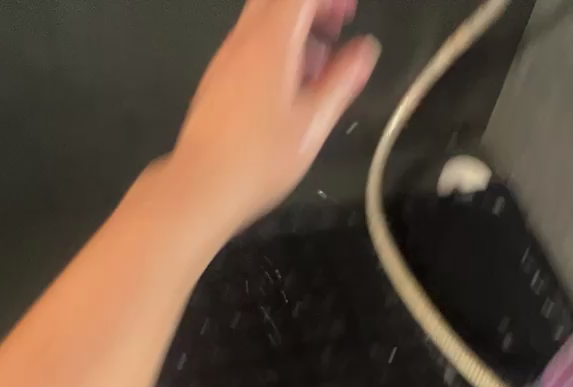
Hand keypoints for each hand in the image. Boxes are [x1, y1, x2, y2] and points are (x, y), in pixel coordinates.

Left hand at [165, 0, 378, 227]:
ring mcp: (228, 55)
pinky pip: (252, 42)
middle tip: (339, 26)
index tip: (350, 11)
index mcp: (272, 42)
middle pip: (279, 0)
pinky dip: (279, 46)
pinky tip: (294, 83)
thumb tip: (366, 50)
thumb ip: (342, 82)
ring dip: (296, 27)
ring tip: (322, 62)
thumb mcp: (313, 123)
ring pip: (264, 19)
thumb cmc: (263, 158)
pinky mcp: (221, 76)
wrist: (205, 183)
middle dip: (312, 5)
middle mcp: (245, 37)